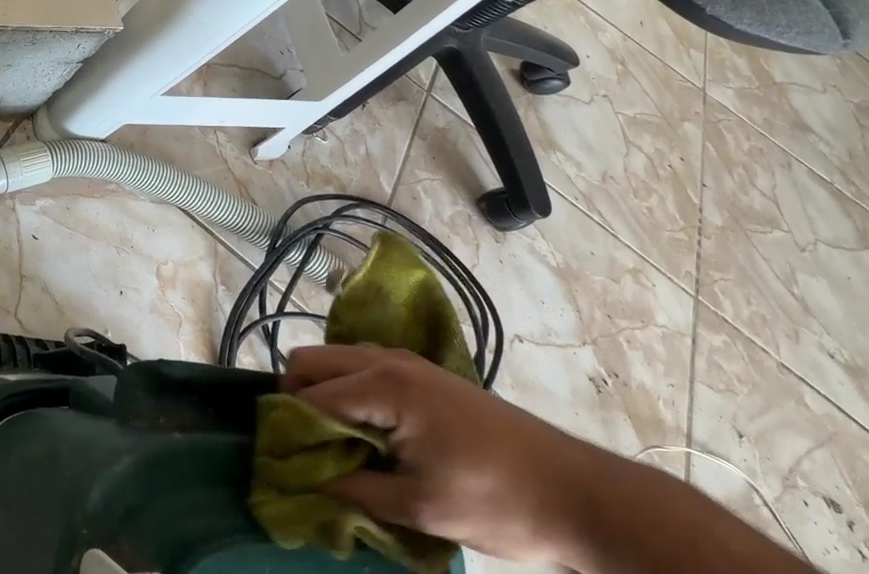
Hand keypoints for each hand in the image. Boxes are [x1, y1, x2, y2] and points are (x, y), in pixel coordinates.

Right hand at [283, 343, 607, 563]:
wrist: (584, 498)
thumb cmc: (500, 503)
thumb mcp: (420, 508)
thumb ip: (354, 490)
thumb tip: (304, 483)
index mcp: (384, 386)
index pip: (308, 395)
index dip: (289, 429)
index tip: (283, 461)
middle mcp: (389, 360)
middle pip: (311, 361)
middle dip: (297, 399)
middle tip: (306, 448)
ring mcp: (411, 363)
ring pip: (337, 361)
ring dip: (325, 393)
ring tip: (336, 445)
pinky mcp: (428, 376)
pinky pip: (365, 369)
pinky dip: (351, 392)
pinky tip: (368, 435)